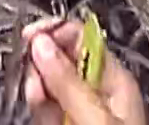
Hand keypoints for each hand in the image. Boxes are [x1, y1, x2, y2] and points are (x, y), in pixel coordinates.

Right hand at [22, 20, 147, 124]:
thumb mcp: (95, 118)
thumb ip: (67, 80)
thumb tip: (41, 42)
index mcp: (117, 82)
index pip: (83, 38)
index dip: (55, 32)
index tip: (31, 36)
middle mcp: (101, 96)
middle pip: (63, 60)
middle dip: (43, 62)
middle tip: (31, 70)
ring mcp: (85, 117)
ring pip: (52, 86)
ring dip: (38, 85)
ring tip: (33, 94)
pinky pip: (48, 111)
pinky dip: (38, 107)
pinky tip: (36, 109)